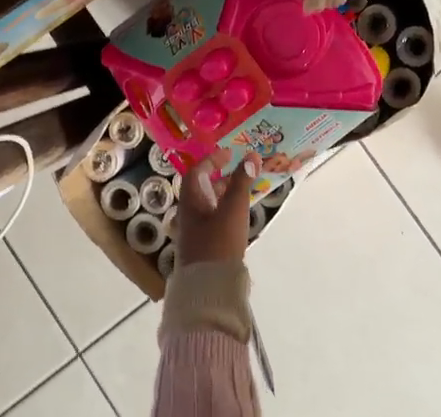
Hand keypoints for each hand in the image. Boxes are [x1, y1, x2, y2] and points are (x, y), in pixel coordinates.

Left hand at [176, 153, 260, 267]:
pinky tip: (239, 215)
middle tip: (241, 170)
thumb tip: (251, 155)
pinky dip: (225, 209)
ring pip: (208, 204)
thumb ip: (242, 181)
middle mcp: (189, 213)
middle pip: (201, 188)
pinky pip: (213, 218)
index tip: (230, 153)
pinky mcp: (202, 245)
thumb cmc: (218, 242)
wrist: (208, 287)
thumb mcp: (234, 209)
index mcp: (191, 201)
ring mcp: (194, 231)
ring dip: (224, 193)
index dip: (212, 160)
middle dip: (221, 176)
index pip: (197, 172)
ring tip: (245, 190)